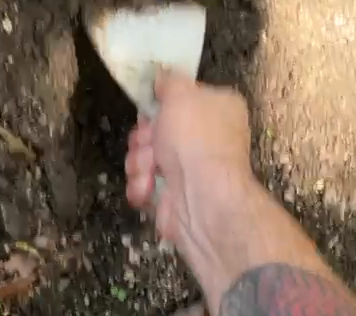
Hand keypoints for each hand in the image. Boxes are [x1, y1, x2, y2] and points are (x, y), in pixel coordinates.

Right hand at [124, 71, 255, 247]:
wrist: (201, 198)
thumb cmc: (195, 139)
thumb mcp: (181, 94)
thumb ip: (169, 81)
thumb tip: (162, 76)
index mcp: (217, 111)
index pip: (181, 104)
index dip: (160, 107)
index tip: (149, 112)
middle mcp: (204, 142)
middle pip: (157, 132)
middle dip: (144, 139)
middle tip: (148, 142)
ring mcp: (187, 173)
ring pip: (145, 161)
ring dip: (138, 163)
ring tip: (149, 170)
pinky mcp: (171, 200)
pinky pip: (143, 188)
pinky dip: (140, 188)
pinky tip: (147, 189)